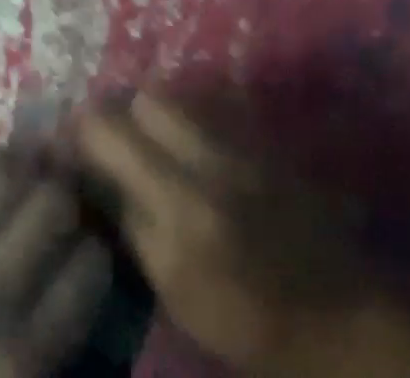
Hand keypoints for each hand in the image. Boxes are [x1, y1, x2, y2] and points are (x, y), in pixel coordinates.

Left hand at [0, 153, 113, 377]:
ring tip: (38, 163)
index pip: (87, 273)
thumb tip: (82, 266)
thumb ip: (48, 336)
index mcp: (21, 357)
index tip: (94, 240)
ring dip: (29, 168)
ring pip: (3, 181)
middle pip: (51, 211)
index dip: (98, 247)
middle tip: (69, 194)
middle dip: (69, 195)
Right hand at [75, 91, 409, 377]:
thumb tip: (99, 180)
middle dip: (124, 113)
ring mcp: (249, 142)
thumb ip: (133, 225)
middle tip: (117, 141)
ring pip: (187, 91)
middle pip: (148, 95)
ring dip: (162, 109)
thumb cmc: (246, 316)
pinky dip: (199, 110)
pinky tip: (199, 140)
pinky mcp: (274, 140)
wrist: (337, 317)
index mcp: (182, 200)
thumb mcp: (174, 288)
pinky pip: (224, 101)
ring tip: (157, 139)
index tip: (72, 145)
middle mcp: (214, 155)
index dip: (83, 130)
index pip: (111, 130)